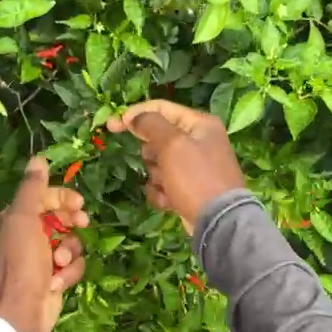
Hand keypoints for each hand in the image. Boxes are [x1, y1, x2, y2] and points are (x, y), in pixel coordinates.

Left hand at [0, 157, 89, 331]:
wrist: (21, 314)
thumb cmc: (20, 264)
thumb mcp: (23, 220)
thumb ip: (31, 189)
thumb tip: (38, 158)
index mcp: (13, 219)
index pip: (43, 197)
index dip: (62, 198)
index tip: (78, 204)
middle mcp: (25, 236)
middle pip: (59, 218)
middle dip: (71, 222)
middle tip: (81, 223)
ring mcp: (40, 259)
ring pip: (70, 242)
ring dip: (69, 252)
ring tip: (59, 263)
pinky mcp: (53, 278)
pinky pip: (72, 265)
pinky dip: (68, 273)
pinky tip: (57, 283)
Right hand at [105, 100, 245, 234]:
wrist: (218, 223)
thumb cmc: (196, 177)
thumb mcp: (173, 144)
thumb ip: (151, 124)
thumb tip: (134, 117)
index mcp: (200, 124)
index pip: (161, 108)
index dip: (135, 114)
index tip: (112, 126)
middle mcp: (199, 141)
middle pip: (157, 137)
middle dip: (151, 154)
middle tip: (158, 162)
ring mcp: (193, 166)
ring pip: (157, 163)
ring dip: (156, 176)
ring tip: (169, 186)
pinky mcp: (188, 187)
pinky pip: (163, 183)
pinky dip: (162, 193)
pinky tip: (170, 202)